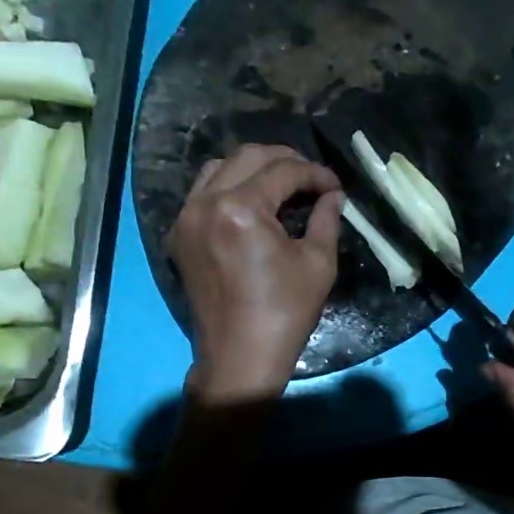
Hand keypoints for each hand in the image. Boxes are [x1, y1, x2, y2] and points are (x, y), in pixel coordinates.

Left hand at [168, 144, 343, 404]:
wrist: (239, 357)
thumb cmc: (284, 314)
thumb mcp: (317, 263)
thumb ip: (325, 219)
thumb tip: (332, 195)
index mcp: (241, 209)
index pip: (283, 171)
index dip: (315, 173)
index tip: (334, 186)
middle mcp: (205, 204)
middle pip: (248, 157)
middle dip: (284, 160)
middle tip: (309, 178)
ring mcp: (186, 219)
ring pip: (218, 169)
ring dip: (252, 169)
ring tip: (279, 185)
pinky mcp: (179, 237)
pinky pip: (201, 194)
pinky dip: (226, 188)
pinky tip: (249, 204)